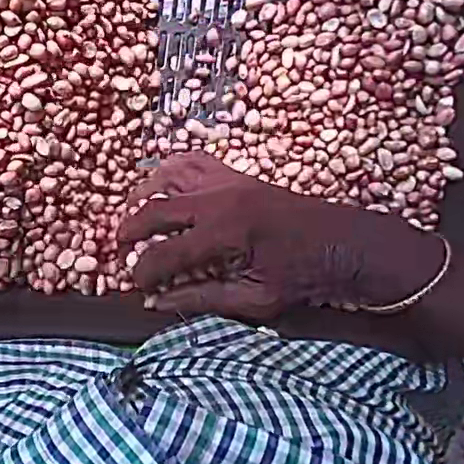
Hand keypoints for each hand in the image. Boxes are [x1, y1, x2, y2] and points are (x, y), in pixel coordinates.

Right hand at [116, 153, 445, 319]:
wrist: (343, 242)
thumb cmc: (304, 276)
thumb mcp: (255, 299)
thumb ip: (202, 298)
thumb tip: (156, 303)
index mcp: (224, 233)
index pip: (165, 253)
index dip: (143, 271)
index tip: (133, 284)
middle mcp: (218, 198)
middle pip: (156, 208)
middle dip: (130, 230)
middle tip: (120, 250)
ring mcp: (227, 180)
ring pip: (169, 174)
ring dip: (145, 193)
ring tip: (134, 213)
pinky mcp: (235, 173)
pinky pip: (194, 160)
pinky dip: (171, 169)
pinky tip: (163, 184)